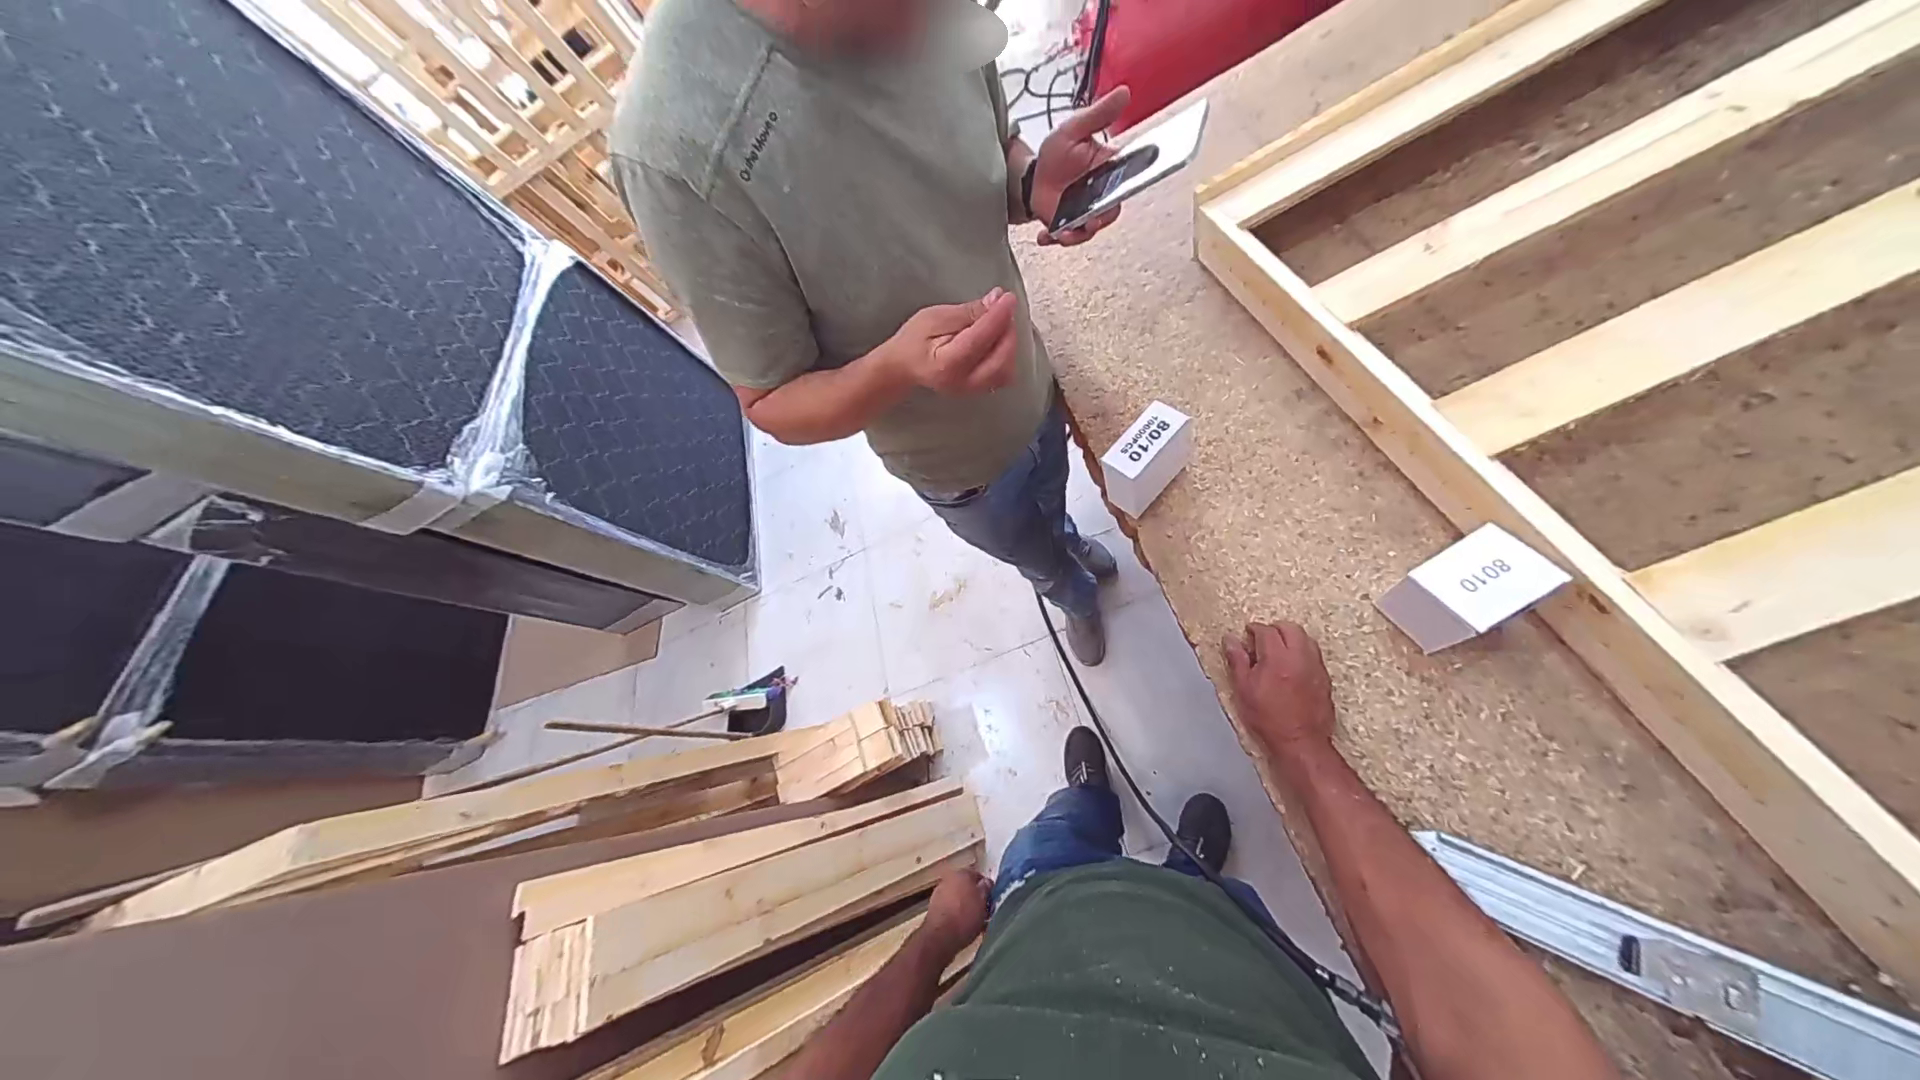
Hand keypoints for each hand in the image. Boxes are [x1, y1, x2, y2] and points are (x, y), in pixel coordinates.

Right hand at [883, 289, 1019, 395]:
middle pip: (1000, 360)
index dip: (998, 316)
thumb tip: (994, 301)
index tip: (1008, 298)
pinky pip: (1003, 376)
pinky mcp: (979, 390)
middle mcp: (963, 382)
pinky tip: (997, 341)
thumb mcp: (934, 317)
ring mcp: (972, 390)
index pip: (980, 339)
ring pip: (1006, 371)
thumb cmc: (914, 341)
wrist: (903, 366)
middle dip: (1007, 332)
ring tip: (999, 325)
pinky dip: (1006, 356)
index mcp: (948, 364)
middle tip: (1003, 310)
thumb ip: (967, 312)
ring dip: (1009, 345)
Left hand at [921, 867, 989, 956]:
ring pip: (959, 897)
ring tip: (974, 923)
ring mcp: (940, 892)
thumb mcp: (983, 903)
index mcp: (963, 873)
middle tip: (984, 913)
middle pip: (967, 886)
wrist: (940, 936)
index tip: (991, 902)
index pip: (979, 877)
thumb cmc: (965, 917)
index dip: (987, 889)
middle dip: (975, 898)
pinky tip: (961, 926)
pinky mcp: (934, 907)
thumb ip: (986, 889)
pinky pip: (950, 907)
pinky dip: (956, 914)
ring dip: (966, 906)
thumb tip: (986, 882)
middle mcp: (949, 878)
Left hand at [1030, 86, 1131, 245]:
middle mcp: (1100, 196)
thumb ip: (1099, 115)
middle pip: (1108, 213)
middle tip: (1089, 223)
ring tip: (1063, 234)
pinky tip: (1043, 236)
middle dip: (1099, 220)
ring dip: (1076, 235)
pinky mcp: (1068, 226)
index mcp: (1108, 171)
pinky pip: (1067, 237)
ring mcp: (1084, 214)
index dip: (1124, 189)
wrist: (1033, 175)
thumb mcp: (1074, 129)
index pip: (1125, 181)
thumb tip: (1125, 92)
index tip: (1117, 193)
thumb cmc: (1057, 153)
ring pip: (1088, 230)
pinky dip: (1056, 239)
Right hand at [1222, 621, 1337, 753]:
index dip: (1254, 629)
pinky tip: (1291, 666)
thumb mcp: (1243, 689)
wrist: (1300, 742)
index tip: (1247, 635)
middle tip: (1261, 639)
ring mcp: (1316, 668)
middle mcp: (1300, 658)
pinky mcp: (1325, 679)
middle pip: (1291, 628)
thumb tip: (1231, 640)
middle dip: (1275, 628)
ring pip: (1306, 639)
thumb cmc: (1268, 718)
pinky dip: (1302, 652)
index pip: (1266, 631)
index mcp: (1277, 658)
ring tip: (1277, 651)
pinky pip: (1314, 655)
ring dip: (1291, 638)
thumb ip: (1237, 660)